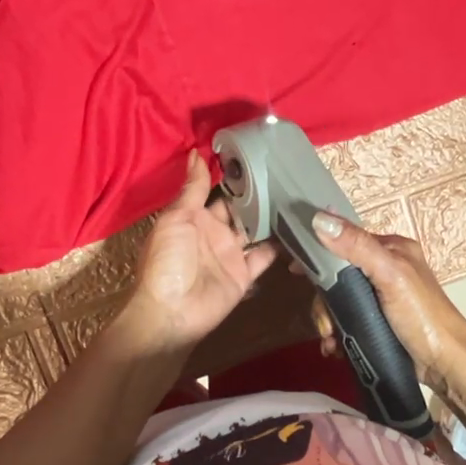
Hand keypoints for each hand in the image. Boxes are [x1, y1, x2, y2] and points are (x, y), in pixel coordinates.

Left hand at [116, 151, 278, 353]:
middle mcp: (214, 233)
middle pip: (240, 210)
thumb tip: (197, 152)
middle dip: (258, 195)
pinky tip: (298, 228)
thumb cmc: (167, 261)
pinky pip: (265, 257)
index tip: (259, 156)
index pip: (218, 192)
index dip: (235, 177)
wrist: (172, 312)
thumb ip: (192, 189)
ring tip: (297, 195)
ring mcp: (231, 255)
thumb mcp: (176, 219)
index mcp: (194, 217)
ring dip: (271, 217)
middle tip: (286, 173)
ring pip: (255, 231)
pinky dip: (280, 245)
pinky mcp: (244, 275)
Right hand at [309, 212, 465, 387]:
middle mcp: (385, 268)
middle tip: (324, 325)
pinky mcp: (377, 322)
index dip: (319, 252)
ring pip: (338, 300)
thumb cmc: (422, 315)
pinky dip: (337, 333)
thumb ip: (357, 247)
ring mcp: (381, 297)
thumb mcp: (390, 275)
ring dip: (328, 321)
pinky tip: (335, 347)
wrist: (446, 364)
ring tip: (330, 340)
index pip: (345, 239)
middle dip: (324, 301)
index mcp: (392, 248)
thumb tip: (319, 219)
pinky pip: (346, 319)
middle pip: (337, 274)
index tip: (296, 270)